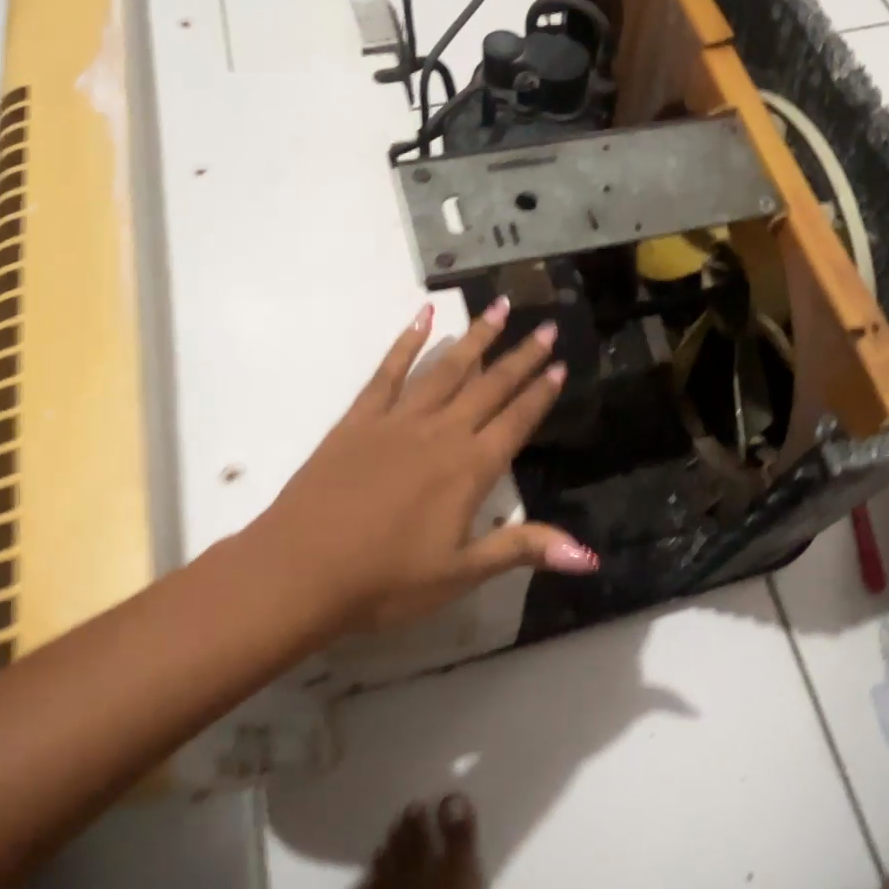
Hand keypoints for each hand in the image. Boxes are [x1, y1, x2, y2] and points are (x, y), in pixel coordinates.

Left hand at [246, 299, 597, 631]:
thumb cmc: (385, 581)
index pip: (515, 422)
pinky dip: (407, 342)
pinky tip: (423, 317)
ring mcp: (396, 421)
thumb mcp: (460, 574)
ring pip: (445, 369)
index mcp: (469, 470)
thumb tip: (589, 555)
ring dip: (476, 338)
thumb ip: (522, 550)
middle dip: (520, 356)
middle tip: (546, 325)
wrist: (299, 570)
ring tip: (499, 308)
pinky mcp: (358, 419)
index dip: (540, 394)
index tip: (560, 365)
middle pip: (488, 387)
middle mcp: (439, 434)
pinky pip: (388, 372)